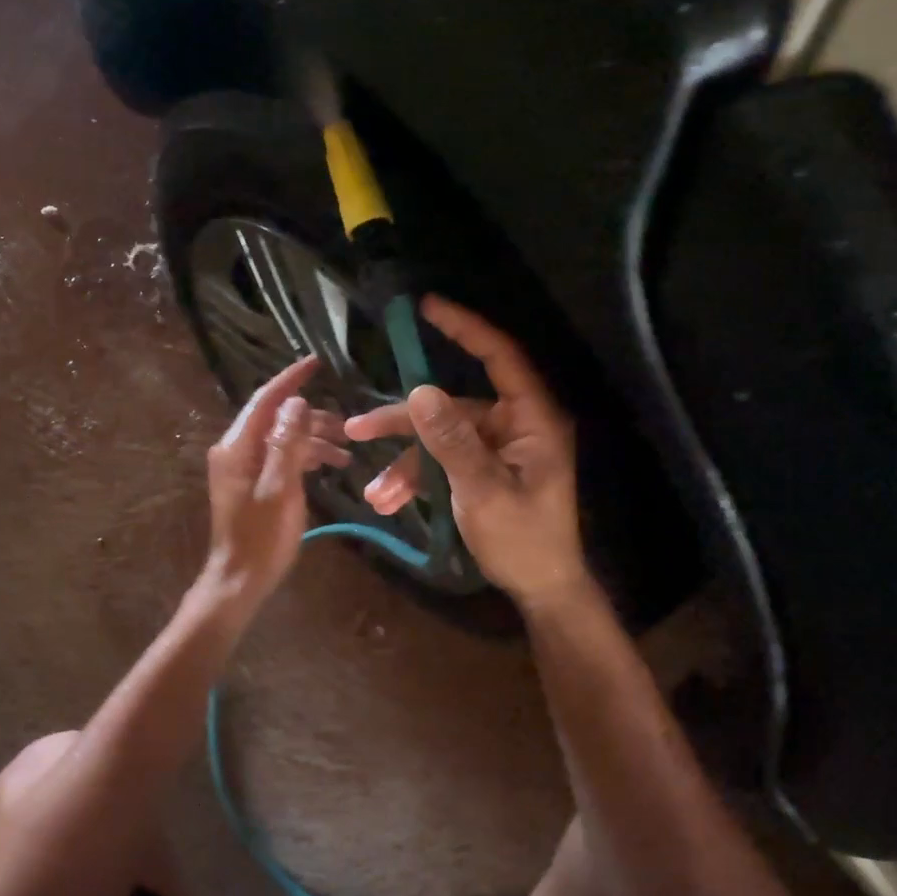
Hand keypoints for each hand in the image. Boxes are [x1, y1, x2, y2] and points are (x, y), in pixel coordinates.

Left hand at [201, 355, 351, 610]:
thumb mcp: (279, 489)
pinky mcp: (252, 483)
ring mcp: (242, 468)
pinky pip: (280, 458)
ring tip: (347, 453)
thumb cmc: (260, 538)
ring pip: (281, 439)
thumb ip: (287, 444)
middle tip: (349, 425)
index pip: (265, 401)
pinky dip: (304, 458)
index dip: (291, 380)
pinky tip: (330, 466)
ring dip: (313, 440)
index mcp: (236, 447)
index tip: (317, 361)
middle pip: (275, 419)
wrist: (240, 580)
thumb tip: (296, 402)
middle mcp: (235, 451)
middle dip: (312, 417)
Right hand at [343, 296, 586, 607]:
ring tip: (374, 493)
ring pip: (438, 438)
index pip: (500, 357)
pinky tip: (388, 502)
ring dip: (404, 463)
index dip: (465, 328)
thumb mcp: (483, 491)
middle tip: (356, 429)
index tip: (427, 308)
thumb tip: (420, 391)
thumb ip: (452, 441)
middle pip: (451, 406)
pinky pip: (441, 463)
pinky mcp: (481, 471)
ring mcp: (496, 449)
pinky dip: (415, 480)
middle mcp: (513, 426)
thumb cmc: (524, 539)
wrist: (540, 587)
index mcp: (530, 419)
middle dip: (403, 423)